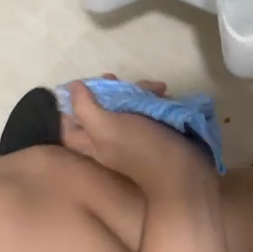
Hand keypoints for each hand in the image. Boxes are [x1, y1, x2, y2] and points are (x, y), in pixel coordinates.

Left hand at [61, 80, 217, 199]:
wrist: (182, 172)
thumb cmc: (141, 150)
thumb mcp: (107, 128)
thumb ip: (85, 108)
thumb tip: (72, 87)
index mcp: (92, 143)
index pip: (70, 124)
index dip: (74, 103)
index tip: (87, 86)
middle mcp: (109, 140)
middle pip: (101, 108)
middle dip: (112, 90)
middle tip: (119, 79)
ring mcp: (132, 137)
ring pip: (126, 106)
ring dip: (138, 91)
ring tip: (158, 88)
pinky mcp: (153, 133)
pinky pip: (147, 111)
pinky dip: (154, 100)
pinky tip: (165, 94)